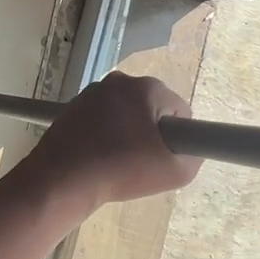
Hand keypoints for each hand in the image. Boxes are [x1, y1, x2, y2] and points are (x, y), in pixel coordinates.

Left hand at [17, 72, 202, 204]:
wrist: (64, 177)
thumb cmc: (122, 170)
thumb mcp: (178, 171)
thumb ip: (195, 154)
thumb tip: (188, 146)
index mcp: (145, 87)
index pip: (177, 110)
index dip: (177, 136)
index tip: (162, 155)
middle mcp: (117, 81)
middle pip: (150, 108)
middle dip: (150, 131)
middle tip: (141, 160)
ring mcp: (91, 91)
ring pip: (124, 113)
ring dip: (126, 132)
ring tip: (117, 159)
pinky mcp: (72, 105)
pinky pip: (102, 118)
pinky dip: (105, 133)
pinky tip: (99, 154)